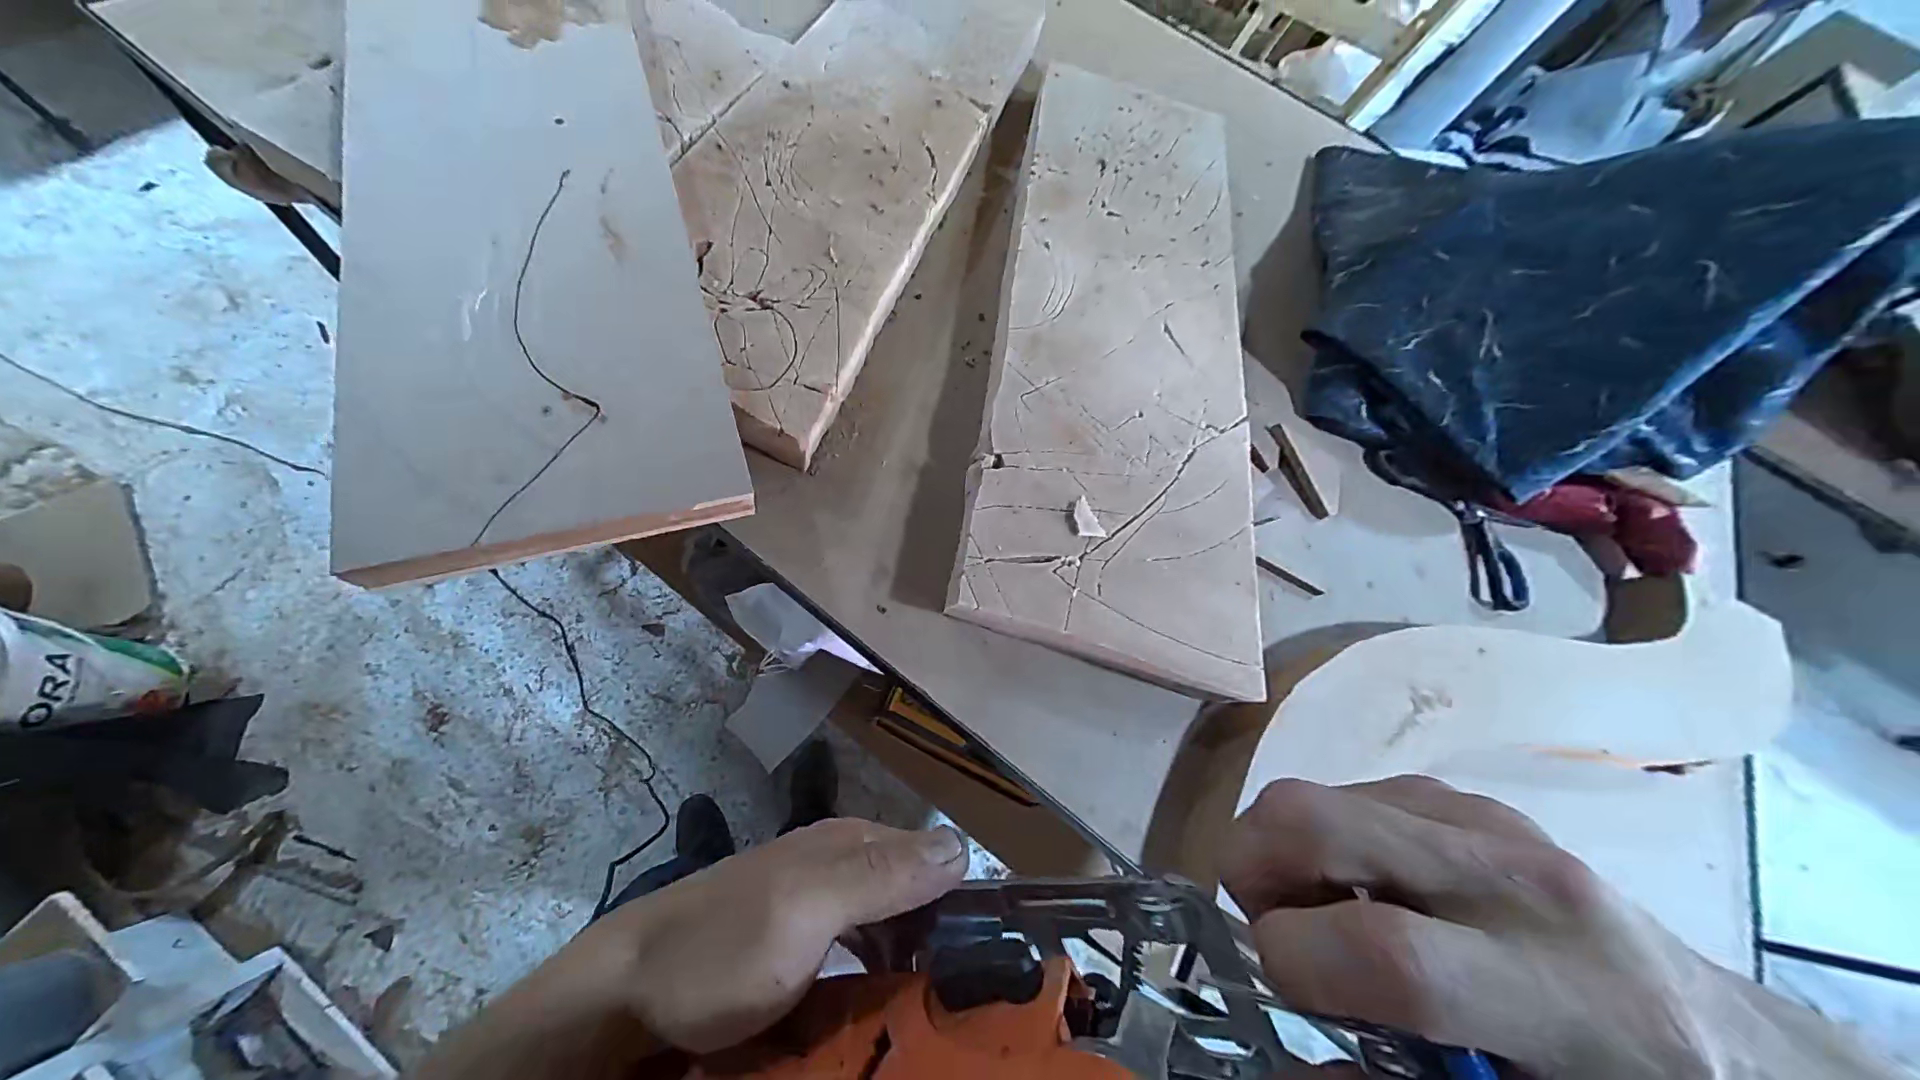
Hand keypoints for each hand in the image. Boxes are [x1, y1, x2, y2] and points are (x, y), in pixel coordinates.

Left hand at [578, 818, 967, 1053]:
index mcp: (854, 841)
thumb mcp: (806, 910)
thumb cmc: (724, 947)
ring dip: (912, 957)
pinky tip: (881, 998)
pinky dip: (880, 969)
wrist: (627, 984)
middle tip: (956, 993)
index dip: (967, 901)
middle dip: (941, 933)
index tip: (985, 959)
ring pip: (892, 920)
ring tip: (926, 1003)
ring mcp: (820, 897)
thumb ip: (881, 875)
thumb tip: (963, 846)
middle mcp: (843, 859)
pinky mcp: (802, 935)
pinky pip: (862, 947)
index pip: (938, 857)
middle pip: (918, 889)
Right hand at [1219, 777, 1899, 1079]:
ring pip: (1312, 796)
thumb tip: (1280, 1067)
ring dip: (1280, 853)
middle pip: (1312, 820)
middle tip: (1271, 927)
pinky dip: (1325, 841)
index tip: (1288, 992)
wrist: (1753, 1054)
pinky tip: (1371, 893)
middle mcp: (1515, 881)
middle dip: (1249, 868)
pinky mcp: (1467, 800)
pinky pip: (1351, 796)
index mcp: (1558, 994)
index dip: (1293, 965)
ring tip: (1323, 914)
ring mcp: (1486, 820)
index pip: (1383, 951)